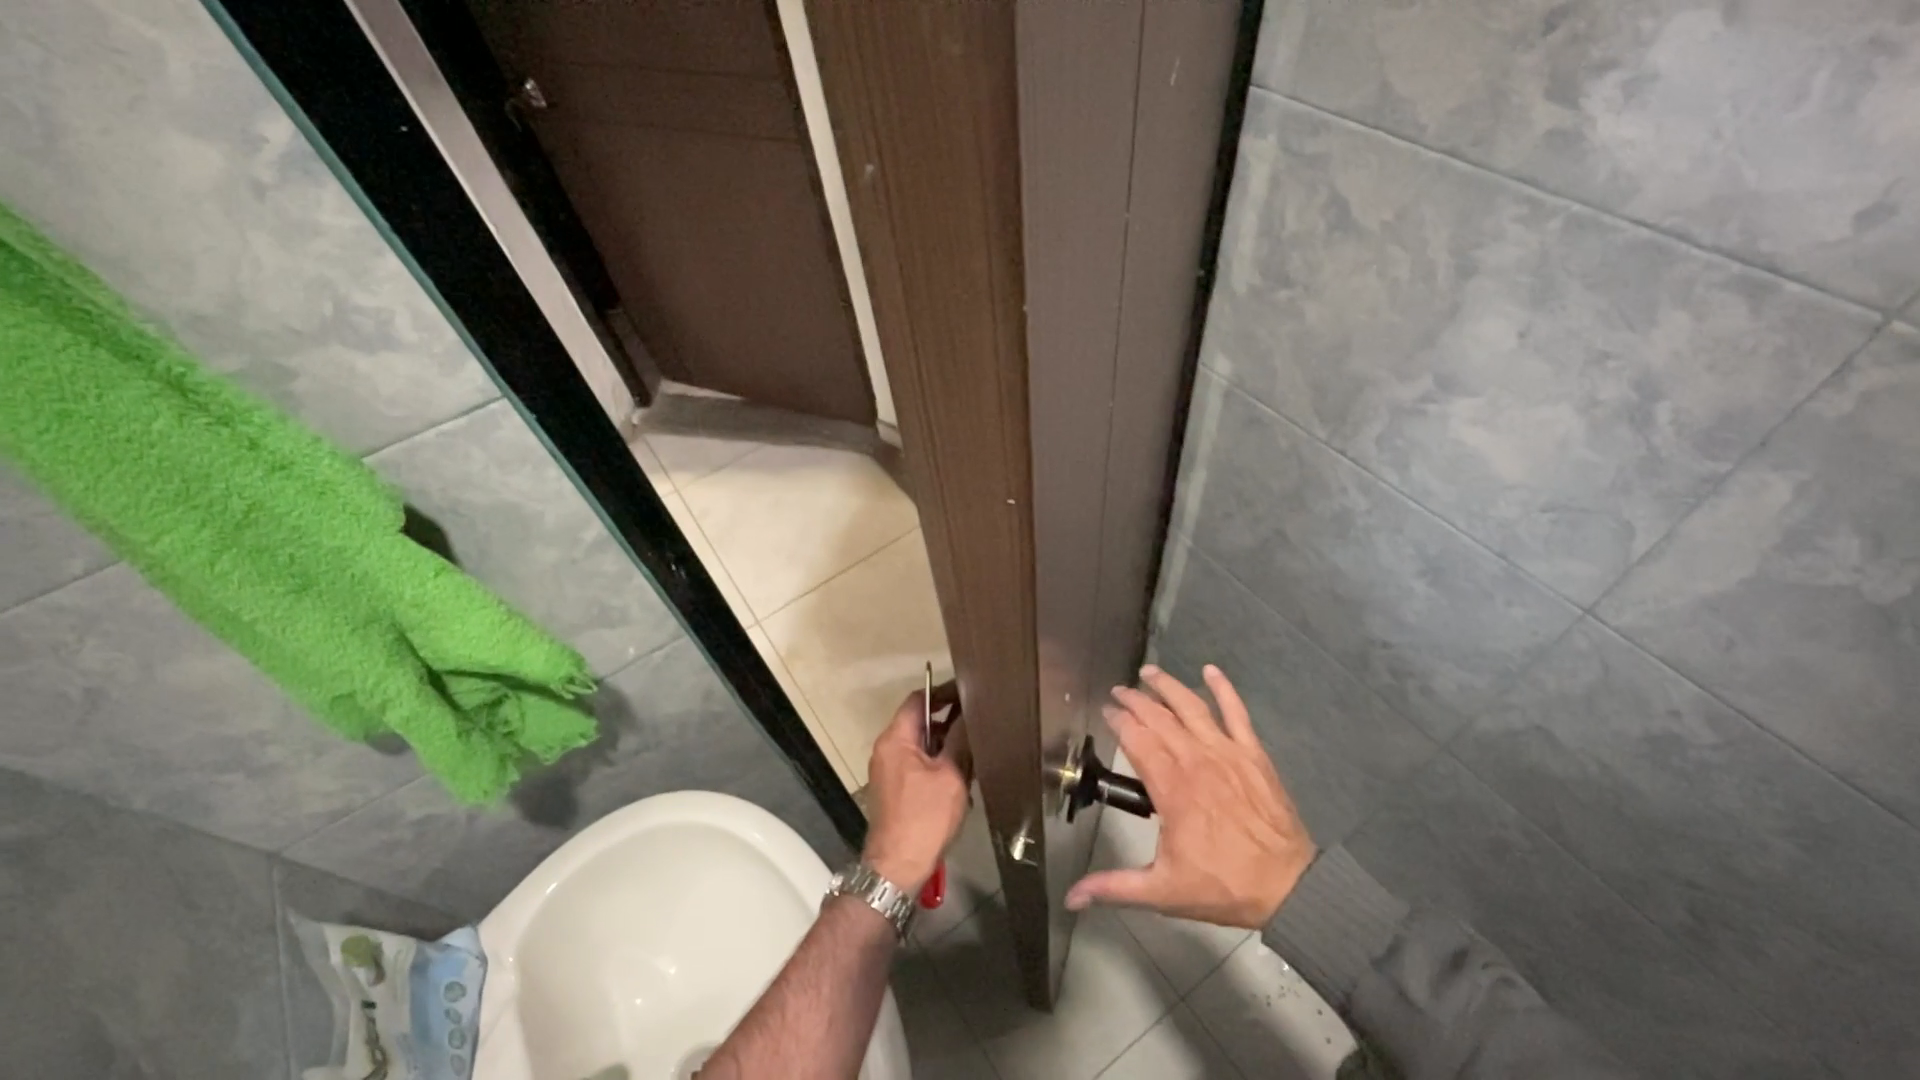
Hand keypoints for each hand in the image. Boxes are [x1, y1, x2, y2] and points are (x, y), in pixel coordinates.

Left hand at [862, 689, 971, 892]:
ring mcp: (888, 770)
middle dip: (949, 722)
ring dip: (946, 746)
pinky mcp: (894, 789)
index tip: (969, 693)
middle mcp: (886, 749)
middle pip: (919, 722)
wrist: (898, 866)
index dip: (943, 692)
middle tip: (979, 722)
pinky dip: (938, 764)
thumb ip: (959, 740)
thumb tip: (968, 713)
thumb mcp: (950, 775)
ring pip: (921, 745)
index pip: (917, 699)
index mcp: (895, 739)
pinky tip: (961, 776)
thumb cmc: (926, 817)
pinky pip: (917, 764)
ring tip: (975, 751)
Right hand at [1066, 664, 1314, 928]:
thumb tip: (1071, 898)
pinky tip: (1211, 670)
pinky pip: (1237, 713)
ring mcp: (1228, 753)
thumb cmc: (1222, 885)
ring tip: (1149, 672)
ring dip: (1168, 687)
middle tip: (1118, 692)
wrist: (1288, 887)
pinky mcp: (1253, 754)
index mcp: (1172, 789)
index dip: (1118, 722)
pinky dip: (1224, 689)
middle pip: (1159, 719)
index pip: (1137, 741)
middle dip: (1135, 701)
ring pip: (1192, 708)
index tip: (1105, 712)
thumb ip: (1114, 887)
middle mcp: (1196, 761)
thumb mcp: (1162, 891)